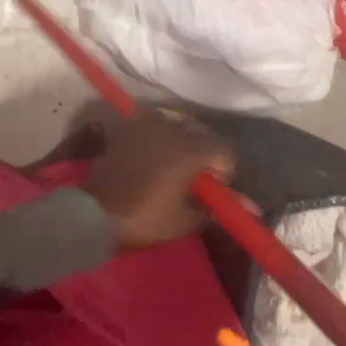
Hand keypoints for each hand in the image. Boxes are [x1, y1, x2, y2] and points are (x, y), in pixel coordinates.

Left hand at [80, 109, 233, 249]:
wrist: (93, 213)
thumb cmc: (143, 218)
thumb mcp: (185, 221)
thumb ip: (217, 209)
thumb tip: (253, 209)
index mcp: (191, 149)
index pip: (225, 151)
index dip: (224, 172)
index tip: (212, 192)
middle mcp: (172, 128)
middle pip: (201, 136)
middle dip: (203, 156)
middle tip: (193, 184)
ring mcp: (146, 124)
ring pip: (176, 128)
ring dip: (179, 145)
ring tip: (169, 171)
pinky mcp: (126, 128)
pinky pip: (151, 127)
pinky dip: (156, 140)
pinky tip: (148, 161)